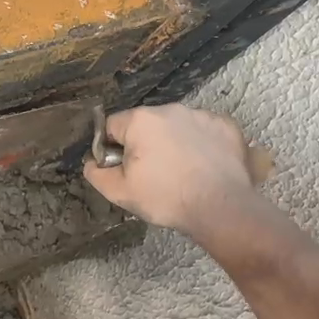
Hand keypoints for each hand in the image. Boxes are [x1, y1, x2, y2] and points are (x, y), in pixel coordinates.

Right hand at [83, 104, 268, 236]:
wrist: (222, 208)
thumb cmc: (165, 198)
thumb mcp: (118, 192)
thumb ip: (95, 173)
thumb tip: (93, 162)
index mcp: (140, 120)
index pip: (113, 126)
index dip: (113, 148)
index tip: (124, 168)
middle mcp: (170, 109)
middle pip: (145, 125)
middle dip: (144, 144)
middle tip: (151, 174)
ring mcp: (201, 115)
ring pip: (175, 126)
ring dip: (172, 143)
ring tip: (180, 171)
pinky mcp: (226, 125)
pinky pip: (203, 131)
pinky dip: (199, 144)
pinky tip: (202, 166)